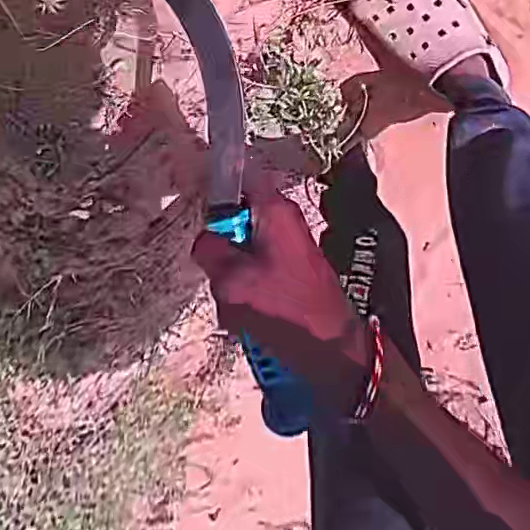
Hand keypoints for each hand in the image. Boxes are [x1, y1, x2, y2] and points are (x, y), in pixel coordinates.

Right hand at [191, 187, 368, 399]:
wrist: (334, 354)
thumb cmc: (284, 310)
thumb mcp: (233, 280)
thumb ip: (210, 250)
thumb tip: (205, 240)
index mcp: (274, 210)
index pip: (240, 175)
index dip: (214, 182)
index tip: (195, 202)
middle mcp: (284, 221)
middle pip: (236, 219)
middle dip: (220, 246)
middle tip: (217, 274)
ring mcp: (289, 249)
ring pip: (242, 250)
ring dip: (231, 277)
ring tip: (234, 305)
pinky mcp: (290, 274)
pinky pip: (256, 272)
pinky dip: (246, 292)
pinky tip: (247, 320)